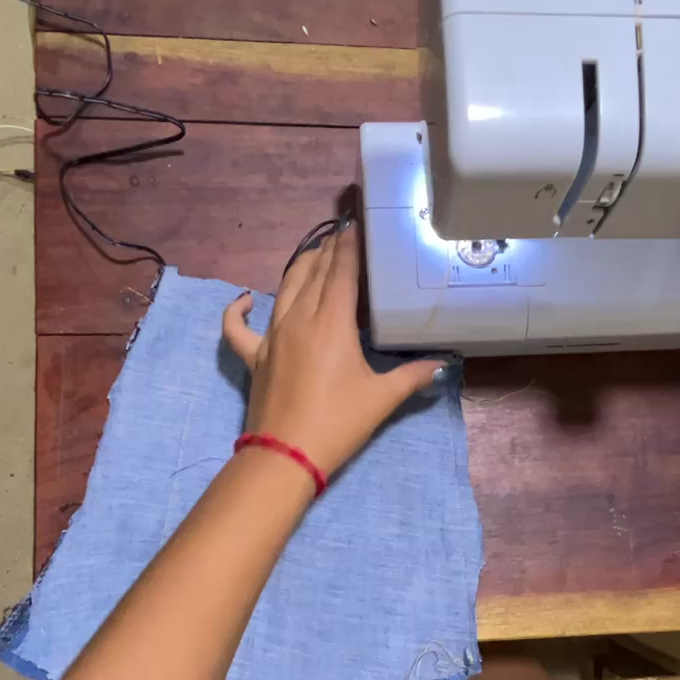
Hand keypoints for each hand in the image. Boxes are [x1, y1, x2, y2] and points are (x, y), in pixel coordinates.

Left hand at [222, 222, 442, 475]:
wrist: (287, 454)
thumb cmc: (338, 423)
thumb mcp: (382, 399)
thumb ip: (412, 377)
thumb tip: (441, 365)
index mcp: (332, 321)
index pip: (342, 270)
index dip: (351, 245)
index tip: (358, 225)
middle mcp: (299, 317)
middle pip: (314, 271)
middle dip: (330, 249)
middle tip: (343, 234)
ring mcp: (272, 335)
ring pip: (284, 288)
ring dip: (300, 267)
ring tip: (315, 253)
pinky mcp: (254, 356)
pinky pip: (238, 327)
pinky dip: (238, 310)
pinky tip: (245, 299)